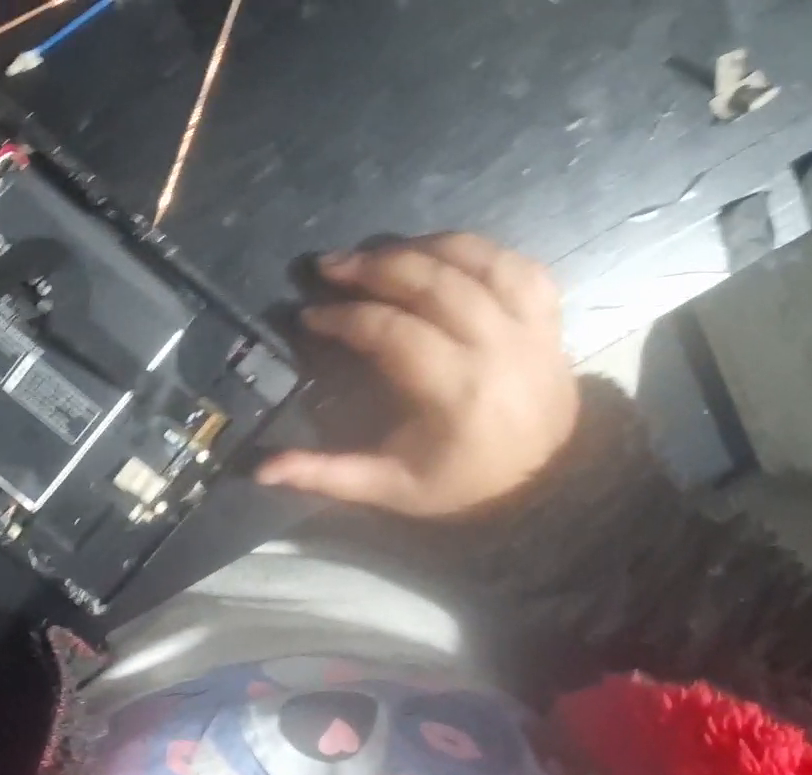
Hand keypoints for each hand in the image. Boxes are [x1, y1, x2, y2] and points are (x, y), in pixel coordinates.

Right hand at [256, 233, 579, 517]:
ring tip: (375, 252)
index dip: (345, 318)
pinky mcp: (548, 317)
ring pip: (475, 262)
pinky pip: (515, 264)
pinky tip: (437, 253)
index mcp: (454, 391)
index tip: (309, 315)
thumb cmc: (461, 485)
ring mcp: (529, 327)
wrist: (549, 483)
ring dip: (419, 247)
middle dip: (374, 267)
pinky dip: (474, 250)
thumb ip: (327, 475)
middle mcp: (496, 347)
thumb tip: (262, 470)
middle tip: (328, 265)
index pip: (393, 332)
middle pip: (433, 283)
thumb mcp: (390, 488)